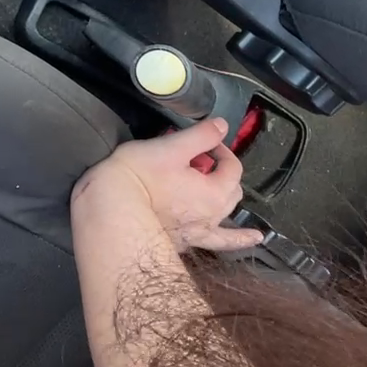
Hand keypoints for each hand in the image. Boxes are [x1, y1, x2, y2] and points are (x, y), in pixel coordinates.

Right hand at [72, 119, 265, 252]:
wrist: (114, 209)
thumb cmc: (139, 174)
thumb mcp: (169, 147)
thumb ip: (199, 136)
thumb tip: (223, 125)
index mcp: (214, 190)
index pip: (231, 166)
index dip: (220, 149)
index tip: (203, 142)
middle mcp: (214, 214)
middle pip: (231, 190)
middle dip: (221, 172)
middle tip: (198, 160)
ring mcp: (202, 231)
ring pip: (227, 214)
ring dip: (229, 199)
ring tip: (229, 191)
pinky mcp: (187, 242)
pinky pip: (220, 242)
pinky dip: (238, 239)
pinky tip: (252, 239)